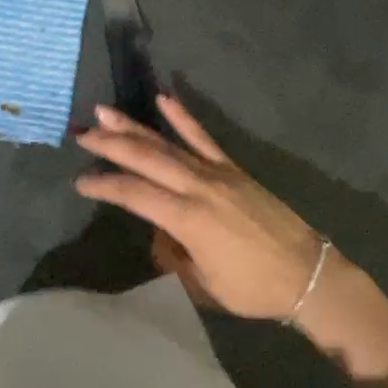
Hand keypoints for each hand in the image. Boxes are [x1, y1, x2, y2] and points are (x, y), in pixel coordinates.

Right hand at [74, 96, 324, 320]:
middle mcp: (198, 187)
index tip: (80, 181)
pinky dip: (182, 118)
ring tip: (105, 112)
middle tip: (81, 134)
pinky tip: (164, 99)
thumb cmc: (253, 288)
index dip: (104, 185)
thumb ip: (173, 257)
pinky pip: (203, 138)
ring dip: (134, 127)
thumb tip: (159, 235)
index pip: (134, 193)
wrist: (307, 274)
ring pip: (167, 144)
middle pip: (146, 158)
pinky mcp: (233, 169)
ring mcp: (216, 173)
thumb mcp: (203, 284)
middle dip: (110, 145)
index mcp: (187, 218)